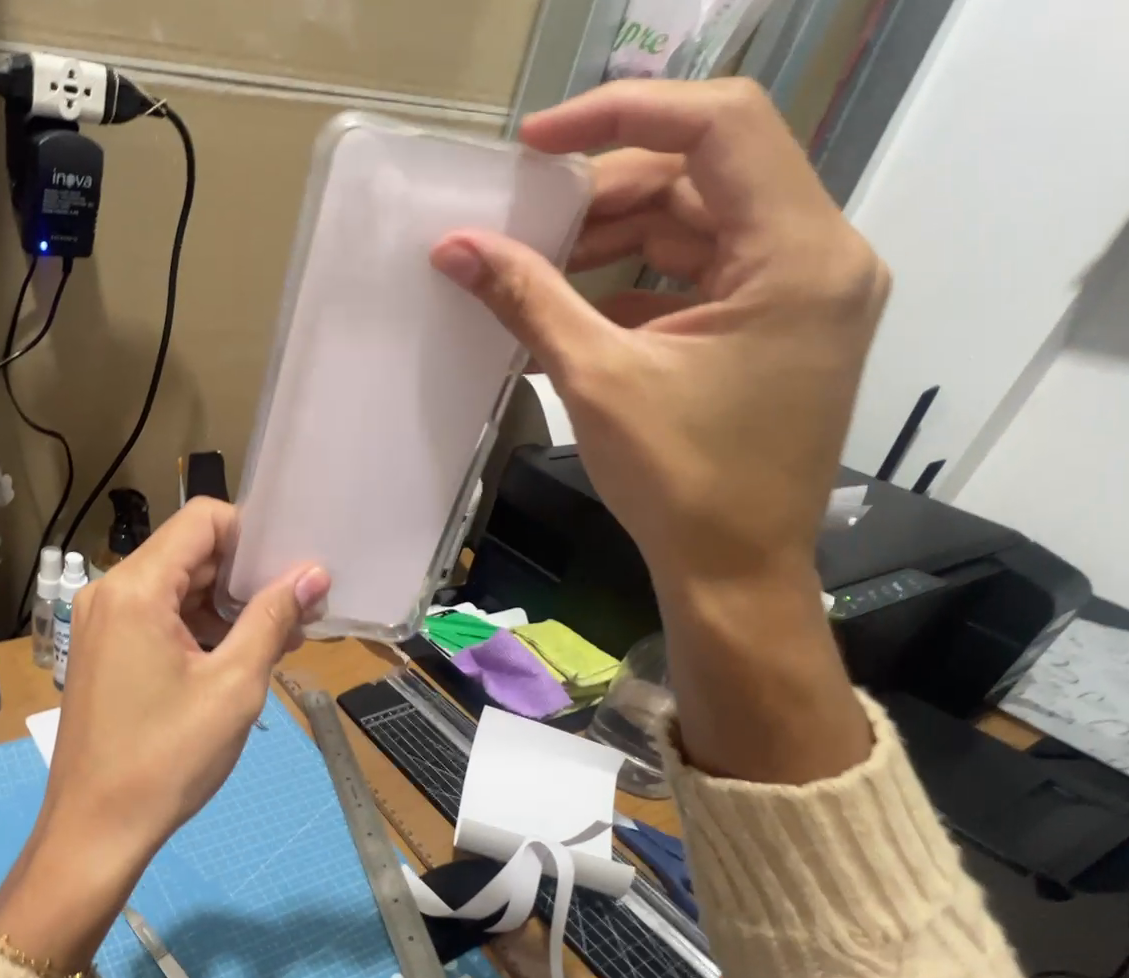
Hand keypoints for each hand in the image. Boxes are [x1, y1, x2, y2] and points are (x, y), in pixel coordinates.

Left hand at [0, 499, 329, 971]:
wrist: (94, 829)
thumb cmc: (167, 758)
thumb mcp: (233, 686)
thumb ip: (272, 618)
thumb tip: (313, 573)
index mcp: (136, 587)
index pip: (203, 520)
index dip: (253, 535)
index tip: (291, 570)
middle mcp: (110, 591)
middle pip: (189, 552)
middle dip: (245, 576)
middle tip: (298, 609)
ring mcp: (101, 621)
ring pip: (176, 587)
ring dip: (226, 607)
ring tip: (279, 640)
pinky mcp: (104, 650)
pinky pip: (158, 617)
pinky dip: (198, 628)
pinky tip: (239, 658)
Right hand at [432, 79, 880, 782]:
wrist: (736, 572)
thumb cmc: (681, 482)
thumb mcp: (596, 379)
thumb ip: (526, 298)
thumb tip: (452, 248)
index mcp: (798, 255)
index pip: (721, 124)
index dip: (621, 113)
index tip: (534, 144)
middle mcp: (817, 254)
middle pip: (703, 172)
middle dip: (603, 192)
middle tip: (521, 226)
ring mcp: (797, 290)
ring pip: (695, 220)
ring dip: (610, 235)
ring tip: (534, 267)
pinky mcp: (770, 323)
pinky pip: (696, 269)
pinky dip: (630, 277)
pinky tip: (569, 305)